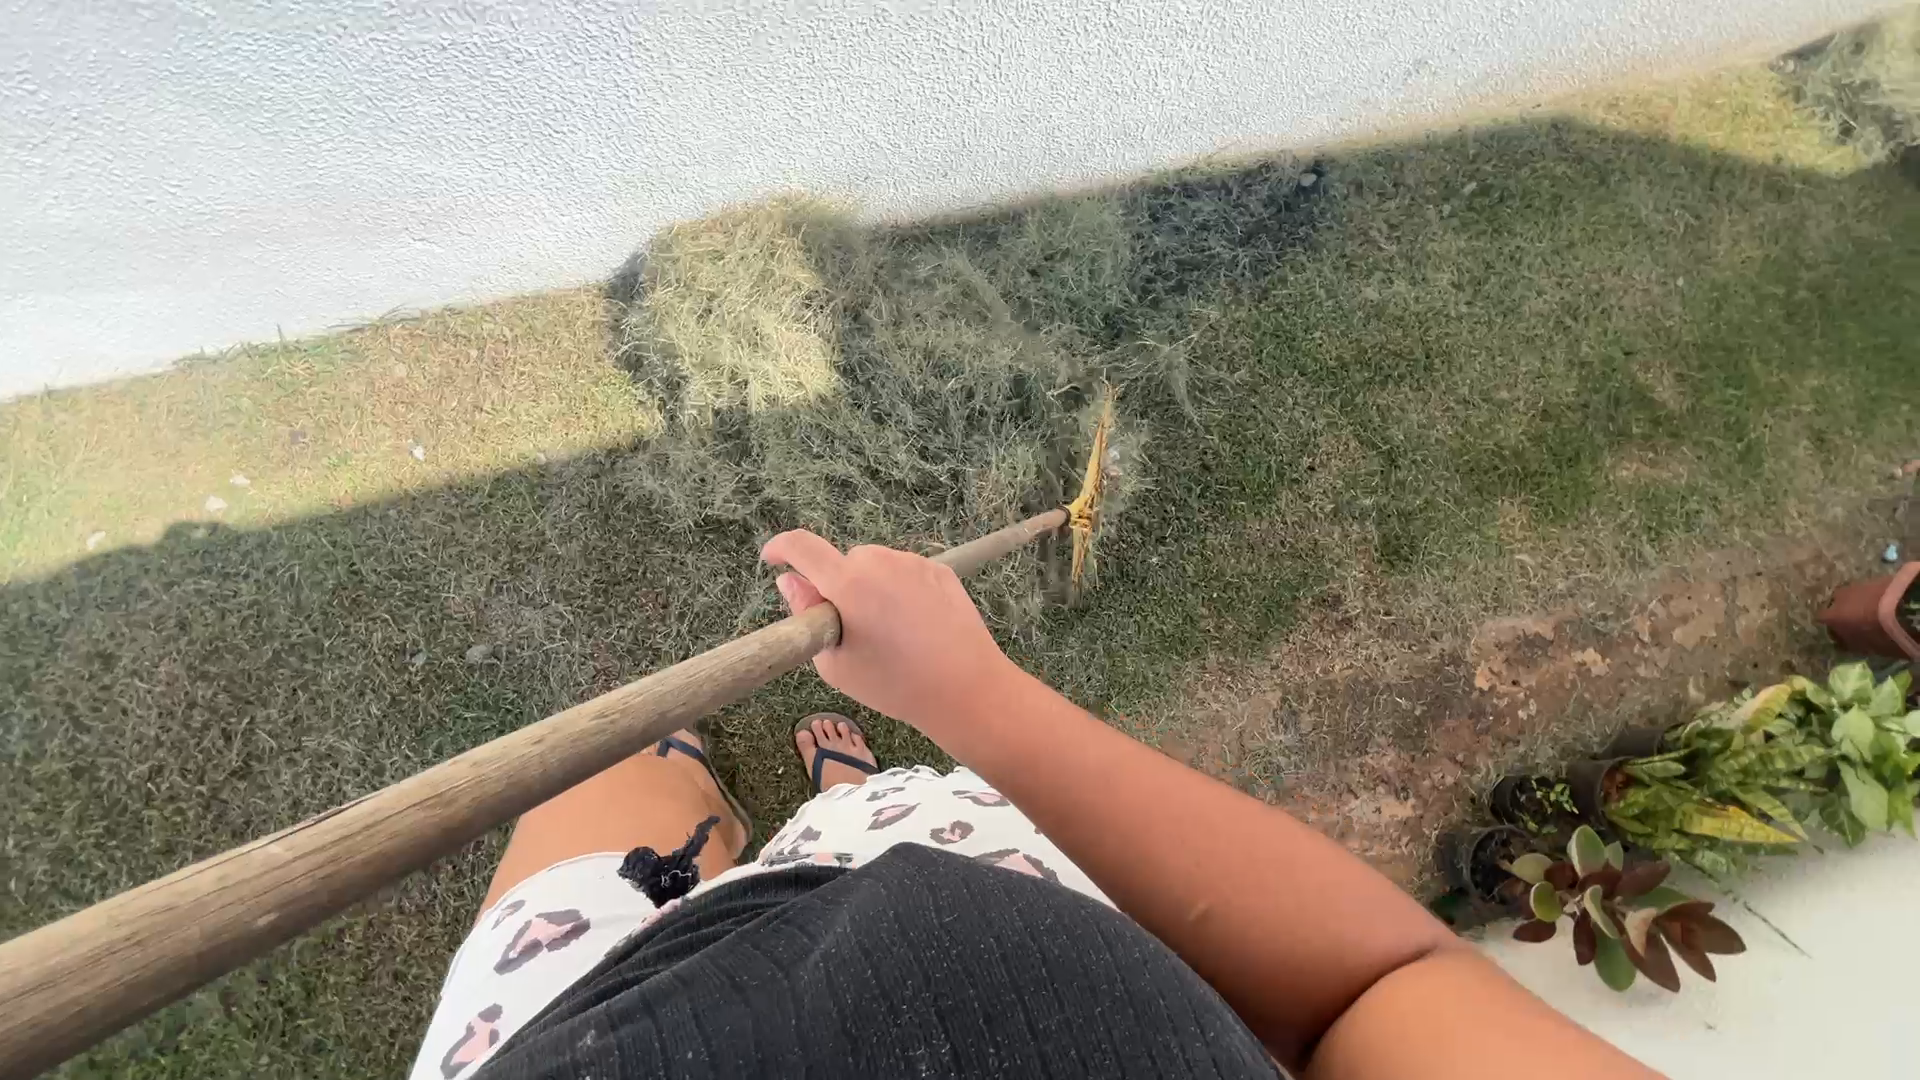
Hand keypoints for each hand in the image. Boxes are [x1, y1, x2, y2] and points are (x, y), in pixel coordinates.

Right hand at [760, 530, 1020, 738]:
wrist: (966, 687)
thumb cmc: (895, 684)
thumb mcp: (836, 663)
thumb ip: (808, 615)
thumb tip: (789, 582)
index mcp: (849, 583)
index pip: (803, 547)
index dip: (782, 548)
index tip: (772, 558)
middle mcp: (882, 561)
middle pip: (845, 561)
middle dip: (839, 585)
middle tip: (851, 627)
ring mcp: (915, 563)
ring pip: (877, 565)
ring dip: (871, 586)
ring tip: (890, 633)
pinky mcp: (941, 570)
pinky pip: (906, 572)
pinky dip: (900, 590)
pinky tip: (915, 625)